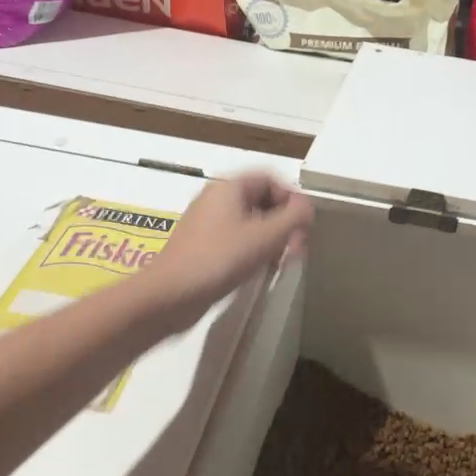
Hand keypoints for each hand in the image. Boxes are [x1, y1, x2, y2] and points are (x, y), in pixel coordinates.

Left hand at [144, 172, 312, 324]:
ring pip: (250, 222)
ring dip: (270, 239)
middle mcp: (216, 199)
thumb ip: (294, 217)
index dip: (292, 198)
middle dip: (284, 222)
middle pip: (261, 200)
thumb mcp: (267, 236)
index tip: (304, 225)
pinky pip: (235, 240)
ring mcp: (205, 224)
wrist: (168, 297)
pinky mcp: (200, 248)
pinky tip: (258, 271)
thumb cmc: (220, 258)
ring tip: (280, 262)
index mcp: (229, 187)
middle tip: (296, 248)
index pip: (271, 179)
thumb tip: (308, 207)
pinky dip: (252, 251)